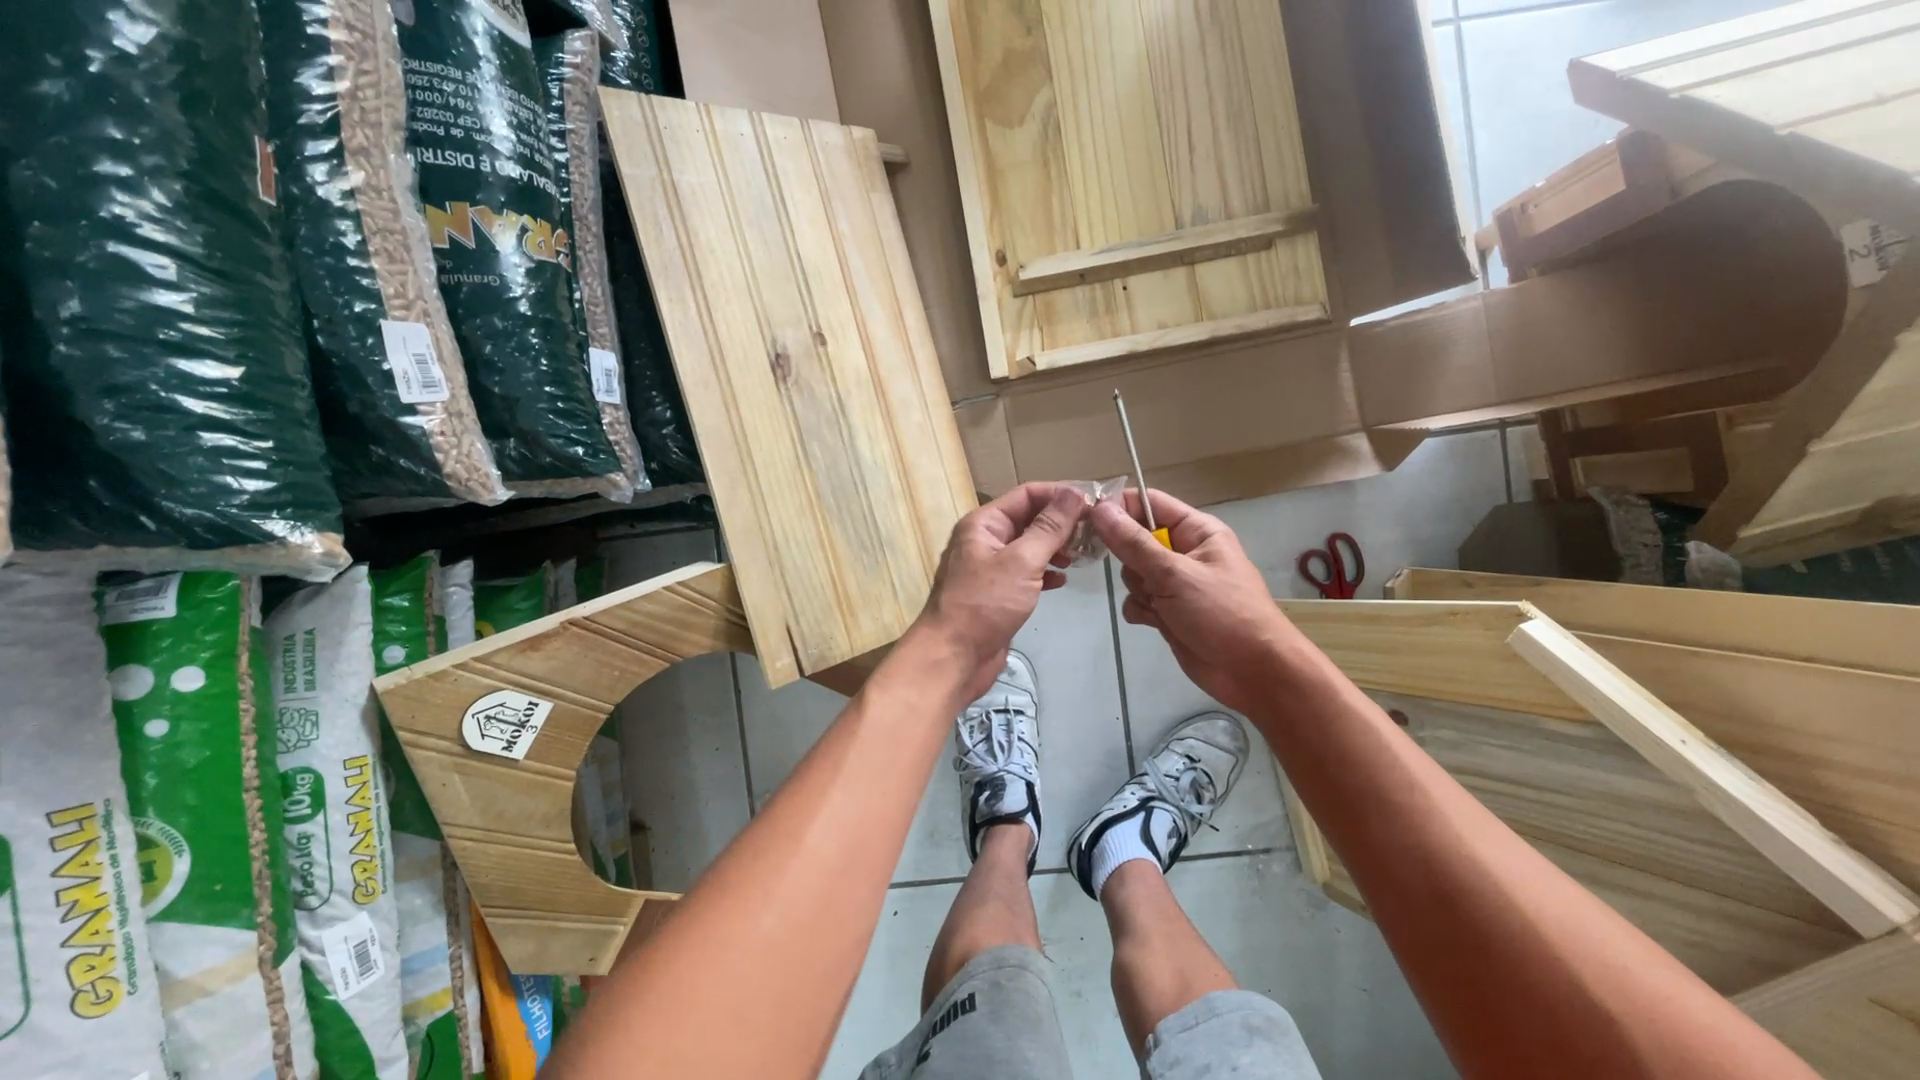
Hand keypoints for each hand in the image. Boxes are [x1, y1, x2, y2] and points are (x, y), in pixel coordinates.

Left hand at [918, 483, 1087, 699]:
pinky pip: (1025, 573)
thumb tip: (1073, 493)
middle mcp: (984, 540)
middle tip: (1094, 533)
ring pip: (1028, 547)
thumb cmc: (984, 604)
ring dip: (1055, 548)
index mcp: (984, 524)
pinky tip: (1062, 580)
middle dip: (1060, 523)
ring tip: (1081, 557)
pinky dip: (1044, 573)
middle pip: (1028, 519)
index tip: (1093, 504)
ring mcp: (989, 568)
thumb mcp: (1022, 560)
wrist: (953, 657)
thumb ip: (1050, 527)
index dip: (1060, 495)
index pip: (1027, 495)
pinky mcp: (996, 594)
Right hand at [1092, 490, 1299, 714]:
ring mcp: (1177, 584)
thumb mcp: (1175, 574)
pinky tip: (1155, 622)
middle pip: (1135, 540)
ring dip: (1139, 590)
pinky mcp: (1170, 612)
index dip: (1119, 507)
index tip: (1089, 518)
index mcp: (1197, 531)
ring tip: (1160, 605)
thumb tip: (1100, 508)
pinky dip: (1141, 611)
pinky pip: (1138, 601)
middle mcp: (1186, 553)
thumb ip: (1134, 543)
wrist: (1252, 672)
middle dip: (1131, 561)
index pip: (1150, 503)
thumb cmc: (1222, 613)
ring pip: (1134, 574)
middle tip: (1146, 577)